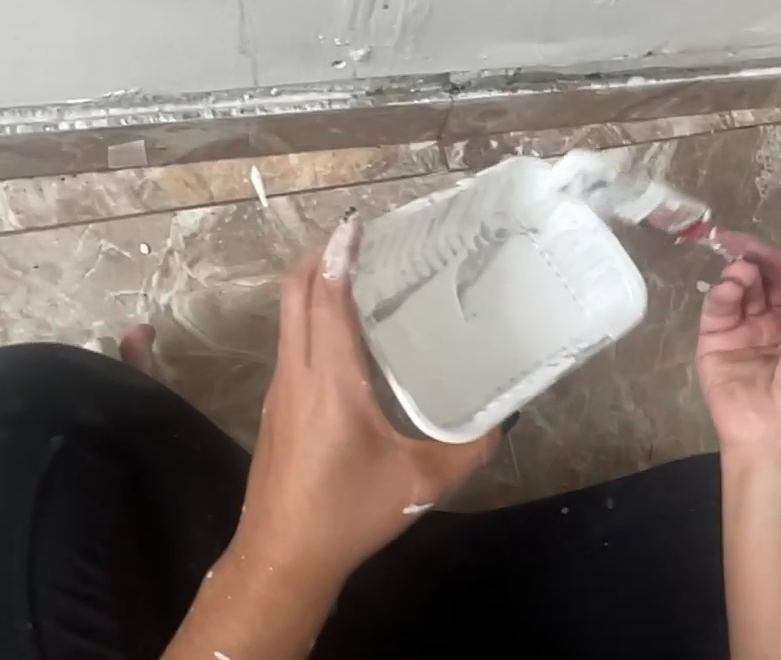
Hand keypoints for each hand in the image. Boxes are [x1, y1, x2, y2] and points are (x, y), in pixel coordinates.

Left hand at [229, 213, 498, 588]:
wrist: (281, 558)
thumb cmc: (348, 514)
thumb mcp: (420, 482)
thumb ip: (469, 448)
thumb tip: (504, 418)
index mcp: (331, 378)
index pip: (327, 296)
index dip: (339, 253)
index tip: (356, 221)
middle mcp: (298, 370)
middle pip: (295, 292)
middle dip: (321, 254)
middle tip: (359, 237)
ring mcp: (280, 385)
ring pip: (288, 314)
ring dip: (313, 282)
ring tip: (354, 270)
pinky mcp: (276, 402)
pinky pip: (291, 338)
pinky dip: (309, 312)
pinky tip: (340, 327)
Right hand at [695, 225, 780, 457]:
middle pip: (768, 278)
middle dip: (759, 258)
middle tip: (742, 243)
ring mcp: (748, 335)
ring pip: (742, 289)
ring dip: (742, 274)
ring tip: (743, 273)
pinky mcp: (715, 345)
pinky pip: (717, 308)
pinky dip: (722, 292)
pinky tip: (731, 287)